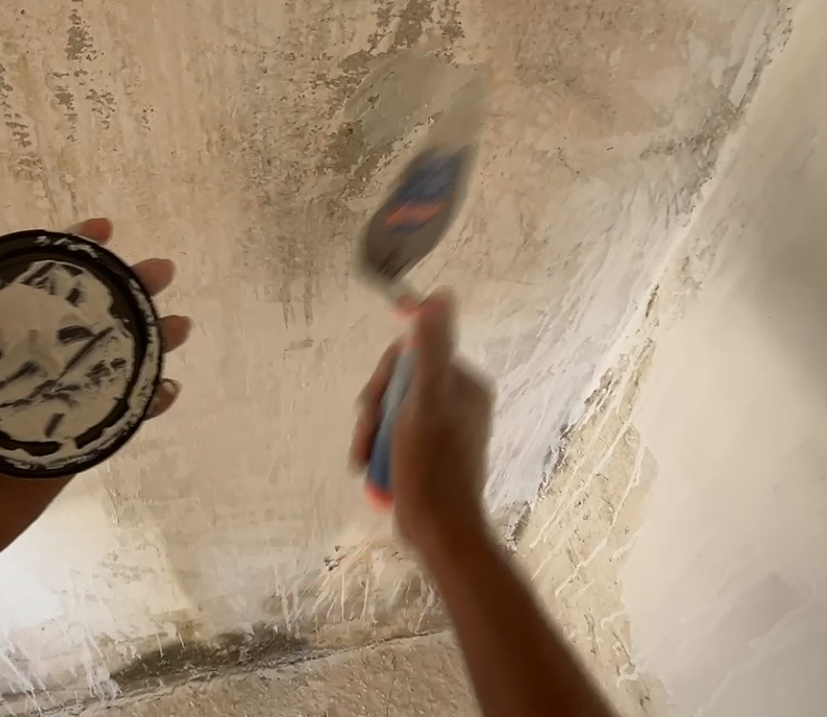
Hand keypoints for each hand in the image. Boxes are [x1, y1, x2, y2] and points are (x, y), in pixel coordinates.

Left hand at [0, 218, 190, 575]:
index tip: (101, 229)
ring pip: (115, 358)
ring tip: (180, 325)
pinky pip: (121, 414)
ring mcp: (59, 398)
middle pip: (89, 313)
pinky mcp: (77, 440)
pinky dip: (149, 401)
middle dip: (130, 287)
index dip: (71, 250)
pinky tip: (169, 389)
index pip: (37, 280)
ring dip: (153, 338)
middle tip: (161, 271)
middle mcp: (33, 358)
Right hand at [351, 291, 494, 558]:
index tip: (373, 396)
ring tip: (363, 456)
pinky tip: (369, 466)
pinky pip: (394, 432)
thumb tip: (441, 295)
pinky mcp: (429, 451)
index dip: (388, 369)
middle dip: (375, 407)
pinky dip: (378, 445)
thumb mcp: (424, 399)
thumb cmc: (430, 465)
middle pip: (398, 382)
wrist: (439, 531)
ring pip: (391, 409)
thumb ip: (431, 347)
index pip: (413, 352)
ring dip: (370, 430)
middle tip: (366, 433)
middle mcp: (457, 400)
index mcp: (463, 383)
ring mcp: (442, 426)